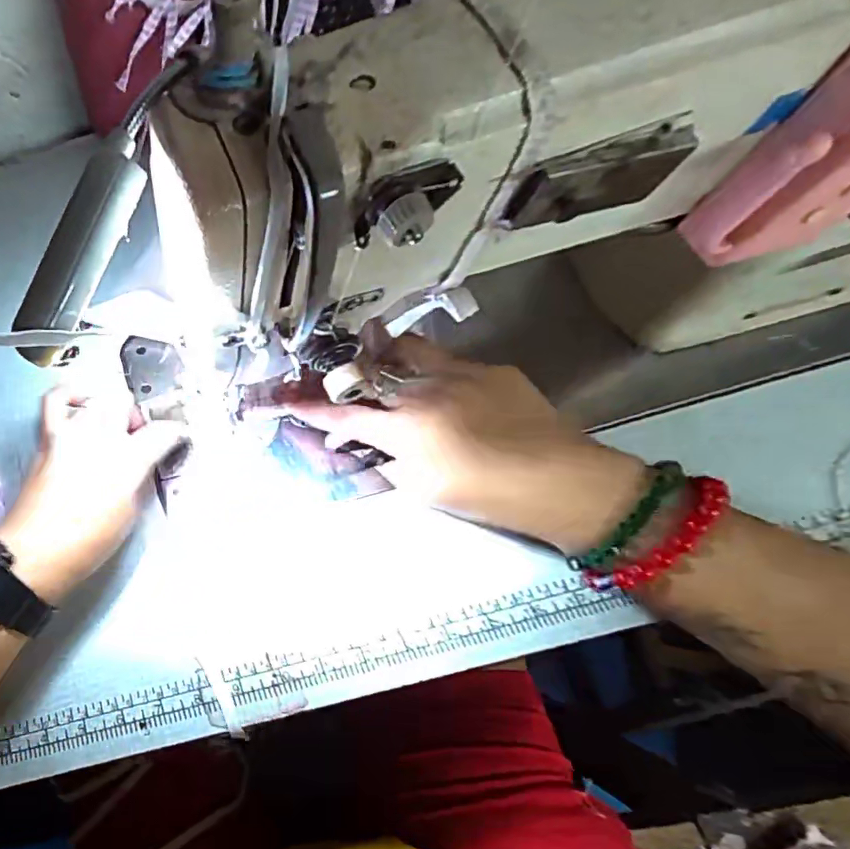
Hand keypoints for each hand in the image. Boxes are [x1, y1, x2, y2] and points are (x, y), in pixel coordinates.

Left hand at [0, 384, 187, 602]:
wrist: (35, 552)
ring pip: (99, 399)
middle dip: (137, 418)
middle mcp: (102, 437)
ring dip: (110, 412)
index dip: (175, 433)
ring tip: (110, 431)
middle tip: (136, 440)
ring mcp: (72, 432)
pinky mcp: (48, 436)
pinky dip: (70, 394)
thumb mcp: (129, 516)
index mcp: (129, 461)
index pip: (164, 431)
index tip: (177, 439)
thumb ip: (140, 481)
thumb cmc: (89, 544)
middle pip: (127, 405)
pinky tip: (80, 404)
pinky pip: (56, 399)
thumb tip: (144, 465)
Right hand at [282, 337, 648, 552]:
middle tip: (335, 378)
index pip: (346, 414)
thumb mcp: (427, 490)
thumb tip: (374, 450)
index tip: (286, 399)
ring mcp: (461, 373)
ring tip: (383, 367)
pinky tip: (441, 389)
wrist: (562, 482)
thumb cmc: (489, 497)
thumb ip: (393, 465)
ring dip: (387, 358)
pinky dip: (431, 371)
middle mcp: (427, 390)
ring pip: (410, 351)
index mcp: (408, 428)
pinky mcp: (491, 369)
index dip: (312, 408)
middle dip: (346, 374)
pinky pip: (449, 361)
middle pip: (372, 370)